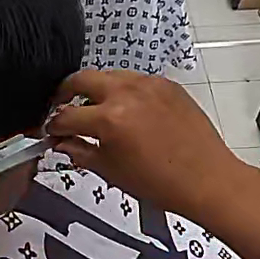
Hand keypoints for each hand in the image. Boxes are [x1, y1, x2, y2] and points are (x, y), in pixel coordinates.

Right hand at [45, 69, 259, 222]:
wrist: (207, 180)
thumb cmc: (167, 183)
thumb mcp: (113, 171)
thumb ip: (82, 152)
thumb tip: (66, 143)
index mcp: (110, 118)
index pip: (66, 115)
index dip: (53, 126)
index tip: (53, 131)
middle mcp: (129, 93)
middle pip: (80, 79)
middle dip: (65, 94)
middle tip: (62, 109)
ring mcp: (150, 85)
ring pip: (109, 75)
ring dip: (95, 89)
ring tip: (95, 110)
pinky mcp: (168, 86)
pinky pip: (137, 81)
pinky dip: (125, 91)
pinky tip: (126, 110)